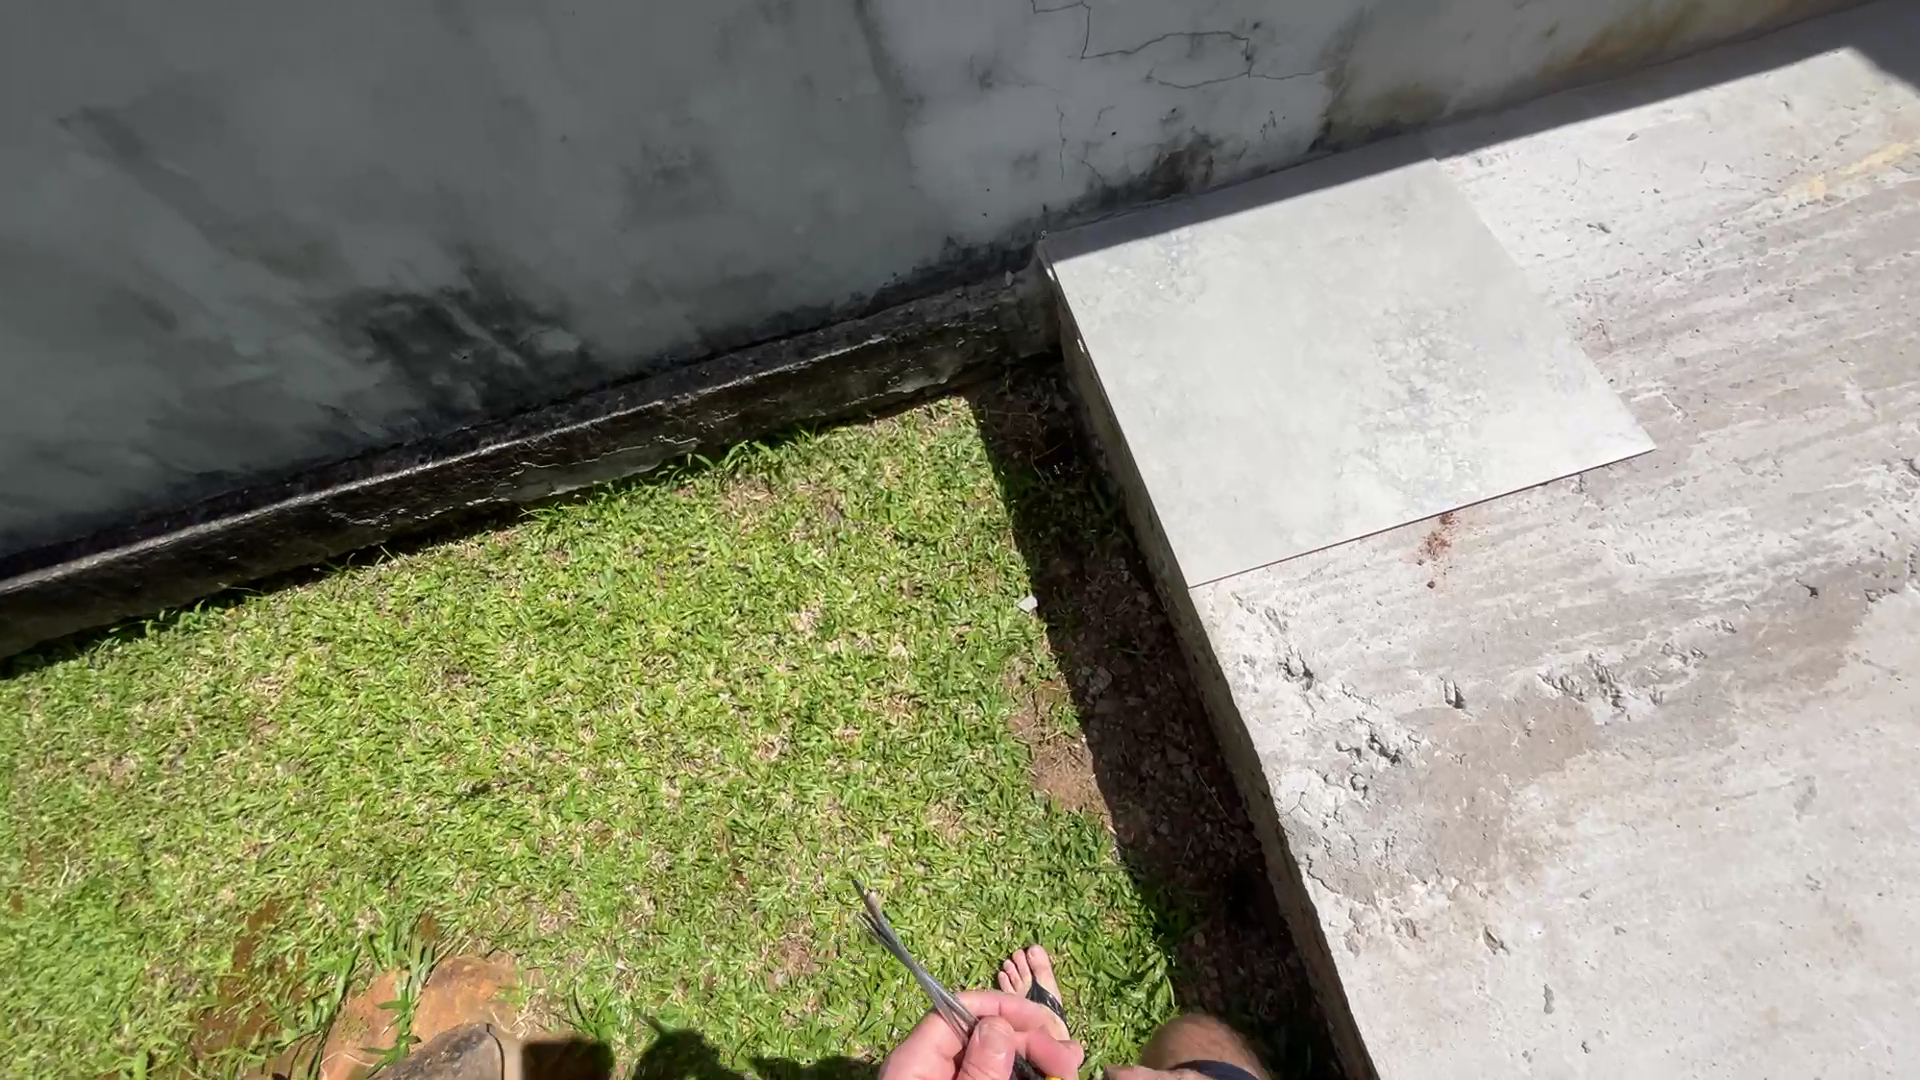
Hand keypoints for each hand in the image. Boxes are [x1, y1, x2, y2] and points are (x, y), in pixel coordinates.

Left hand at [878, 991, 1084, 1079]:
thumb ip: (978, 1070)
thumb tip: (1000, 1025)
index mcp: (914, 1059)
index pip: (958, 1009)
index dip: (1002, 1006)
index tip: (1040, 1018)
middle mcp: (927, 1065)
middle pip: (982, 1035)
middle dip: (1028, 1039)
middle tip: (1069, 1056)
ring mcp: (944, 1079)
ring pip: (993, 1058)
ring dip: (1032, 1058)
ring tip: (1068, 1066)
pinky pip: (991, 1076)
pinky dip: (1019, 1075)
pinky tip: (1044, 1075)